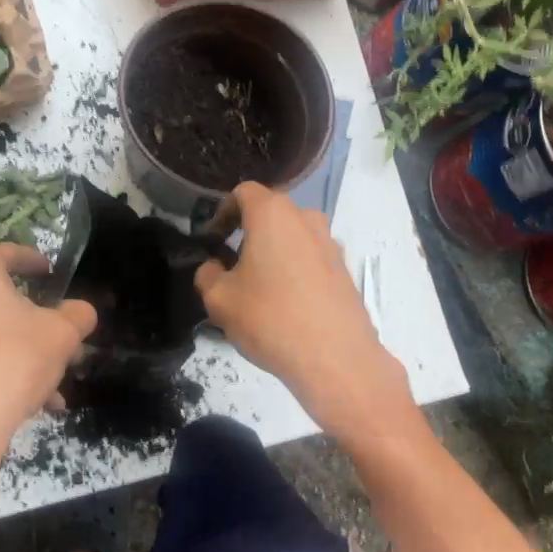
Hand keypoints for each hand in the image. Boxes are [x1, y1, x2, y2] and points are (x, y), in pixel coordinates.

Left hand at [0, 244, 96, 518]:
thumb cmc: (12, 362)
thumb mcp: (62, 335)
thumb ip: (78, 315)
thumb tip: (79, 312)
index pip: (13, 255)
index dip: (38, 263)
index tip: (53, 274)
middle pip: (5, 299)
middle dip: (41, 323)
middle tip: (69, 342)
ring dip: (30, 353)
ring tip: (59, 386)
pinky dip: (7, 370)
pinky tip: (37, 404)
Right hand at [195, 183, 410, 436]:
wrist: (335, 358)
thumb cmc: (269, 318)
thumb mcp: (219, 299)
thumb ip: (208, 274)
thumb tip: (214, 267)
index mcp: (272, 214)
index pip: (243, 193)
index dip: (222, 212)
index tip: (212, 240)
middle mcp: (306, 219)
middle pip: (271, 214)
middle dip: (248, 233)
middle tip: (231, 265)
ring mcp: (331, 244)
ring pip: (293, 238)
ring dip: (273, 253)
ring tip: (258, 289)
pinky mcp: (344, 271)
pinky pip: (310, 260)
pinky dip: (294, 272)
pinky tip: (285, 306)